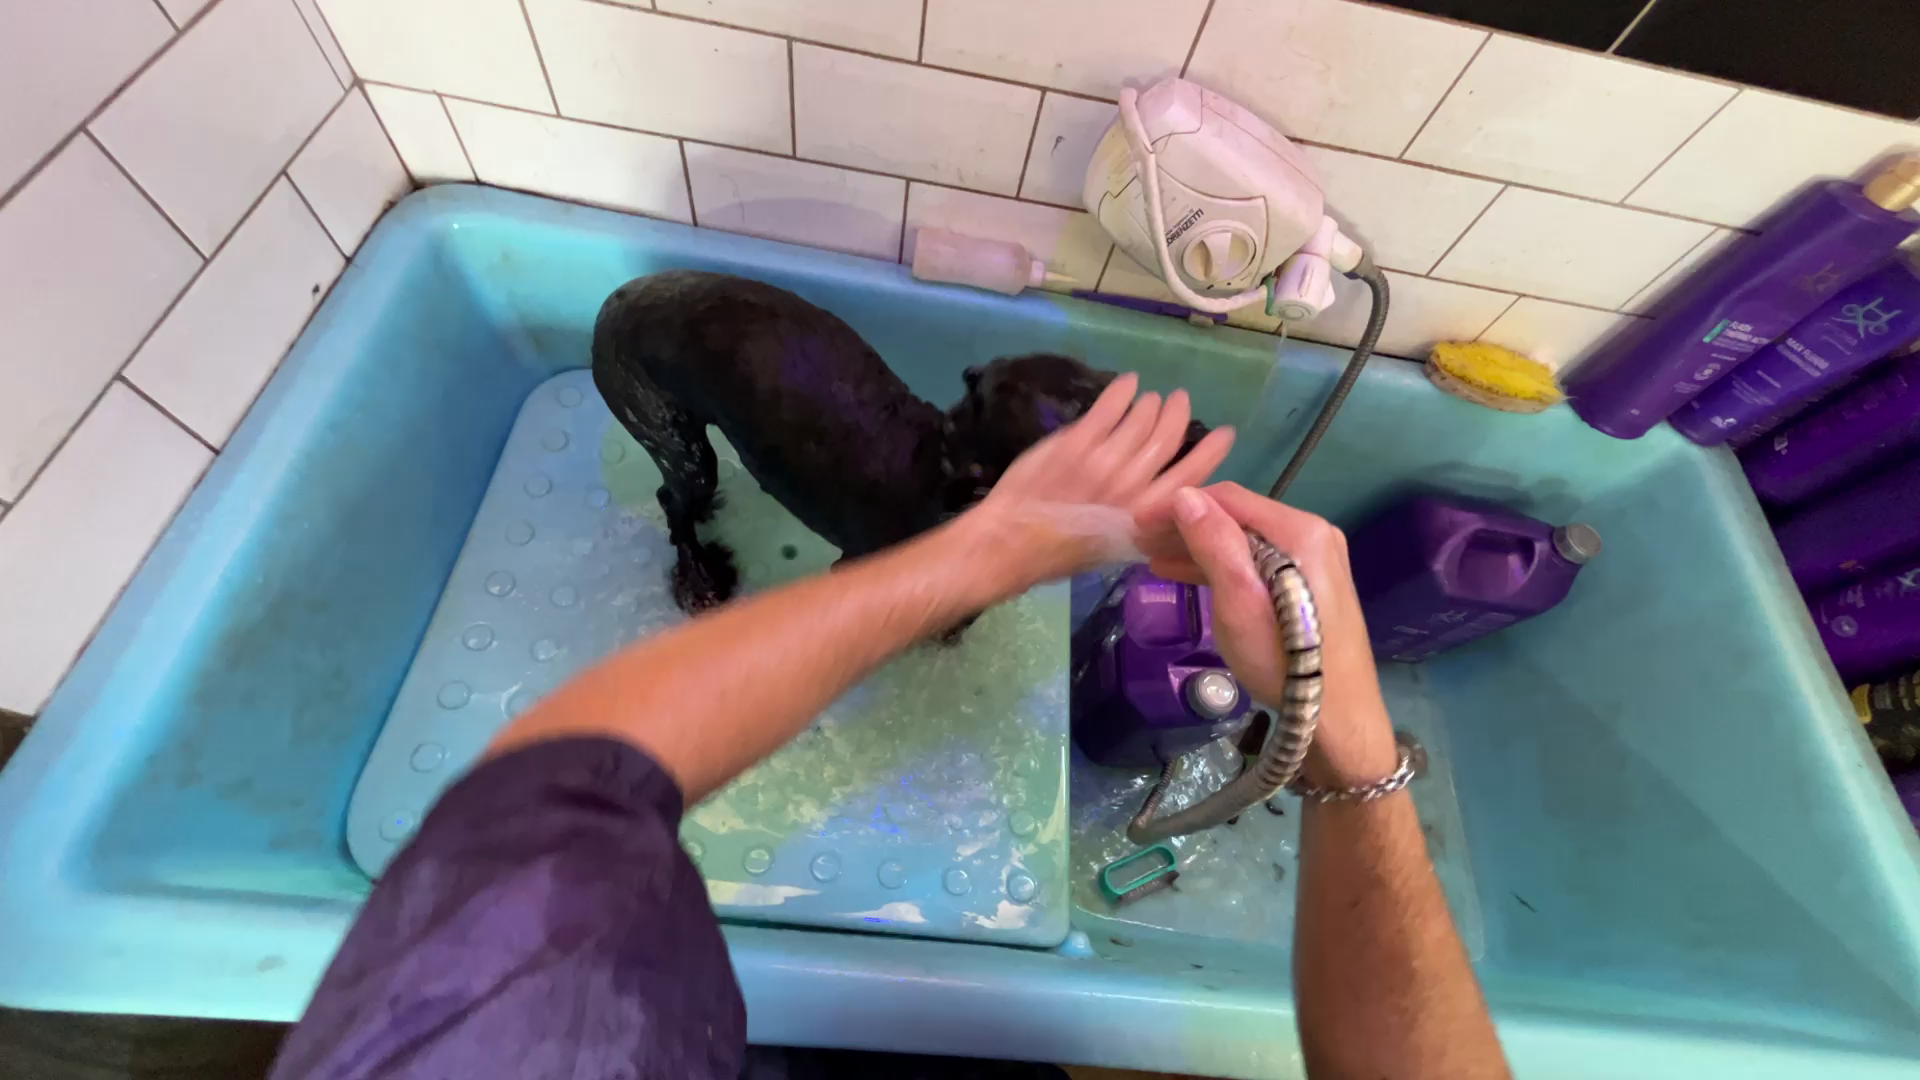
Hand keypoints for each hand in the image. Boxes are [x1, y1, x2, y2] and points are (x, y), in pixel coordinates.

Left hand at [959, 373, 1235, 590]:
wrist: (1011, 544)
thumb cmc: (1061, 556)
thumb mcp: (1116, 549)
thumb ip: (1145, 522)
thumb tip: (1168, 501)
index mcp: (1148, 516)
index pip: (1194, 475)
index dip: (1213, 450)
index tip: (1224, 433)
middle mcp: (1133, 486)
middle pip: (1169, 437)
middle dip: (1178, 413)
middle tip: (1180, 400)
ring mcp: (1105, 460)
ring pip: (1141, 418)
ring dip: (1150, 404)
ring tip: (1152, 397)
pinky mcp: (1077, 442)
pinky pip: (1109, 407)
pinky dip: (1122, 391)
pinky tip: (1128, 383)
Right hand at [1137, 483, 1397, 788]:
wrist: (1336, 718)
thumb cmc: (1282, 661)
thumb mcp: (1239, 601)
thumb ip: (1215, 544)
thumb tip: (1183, 496)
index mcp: (1299, 531)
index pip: (1227, 498)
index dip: (1177, 506)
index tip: (1137, 525)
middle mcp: (1311, 534)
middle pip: (1235, 515)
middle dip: (1183, 524)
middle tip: (1138, 542)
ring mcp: (1312, 558)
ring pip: (1241, 538)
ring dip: (1195, 544)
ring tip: (1151, 557)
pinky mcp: (1307, 582)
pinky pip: (1253, 559)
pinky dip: (1217, 563)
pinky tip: (1182, 573)